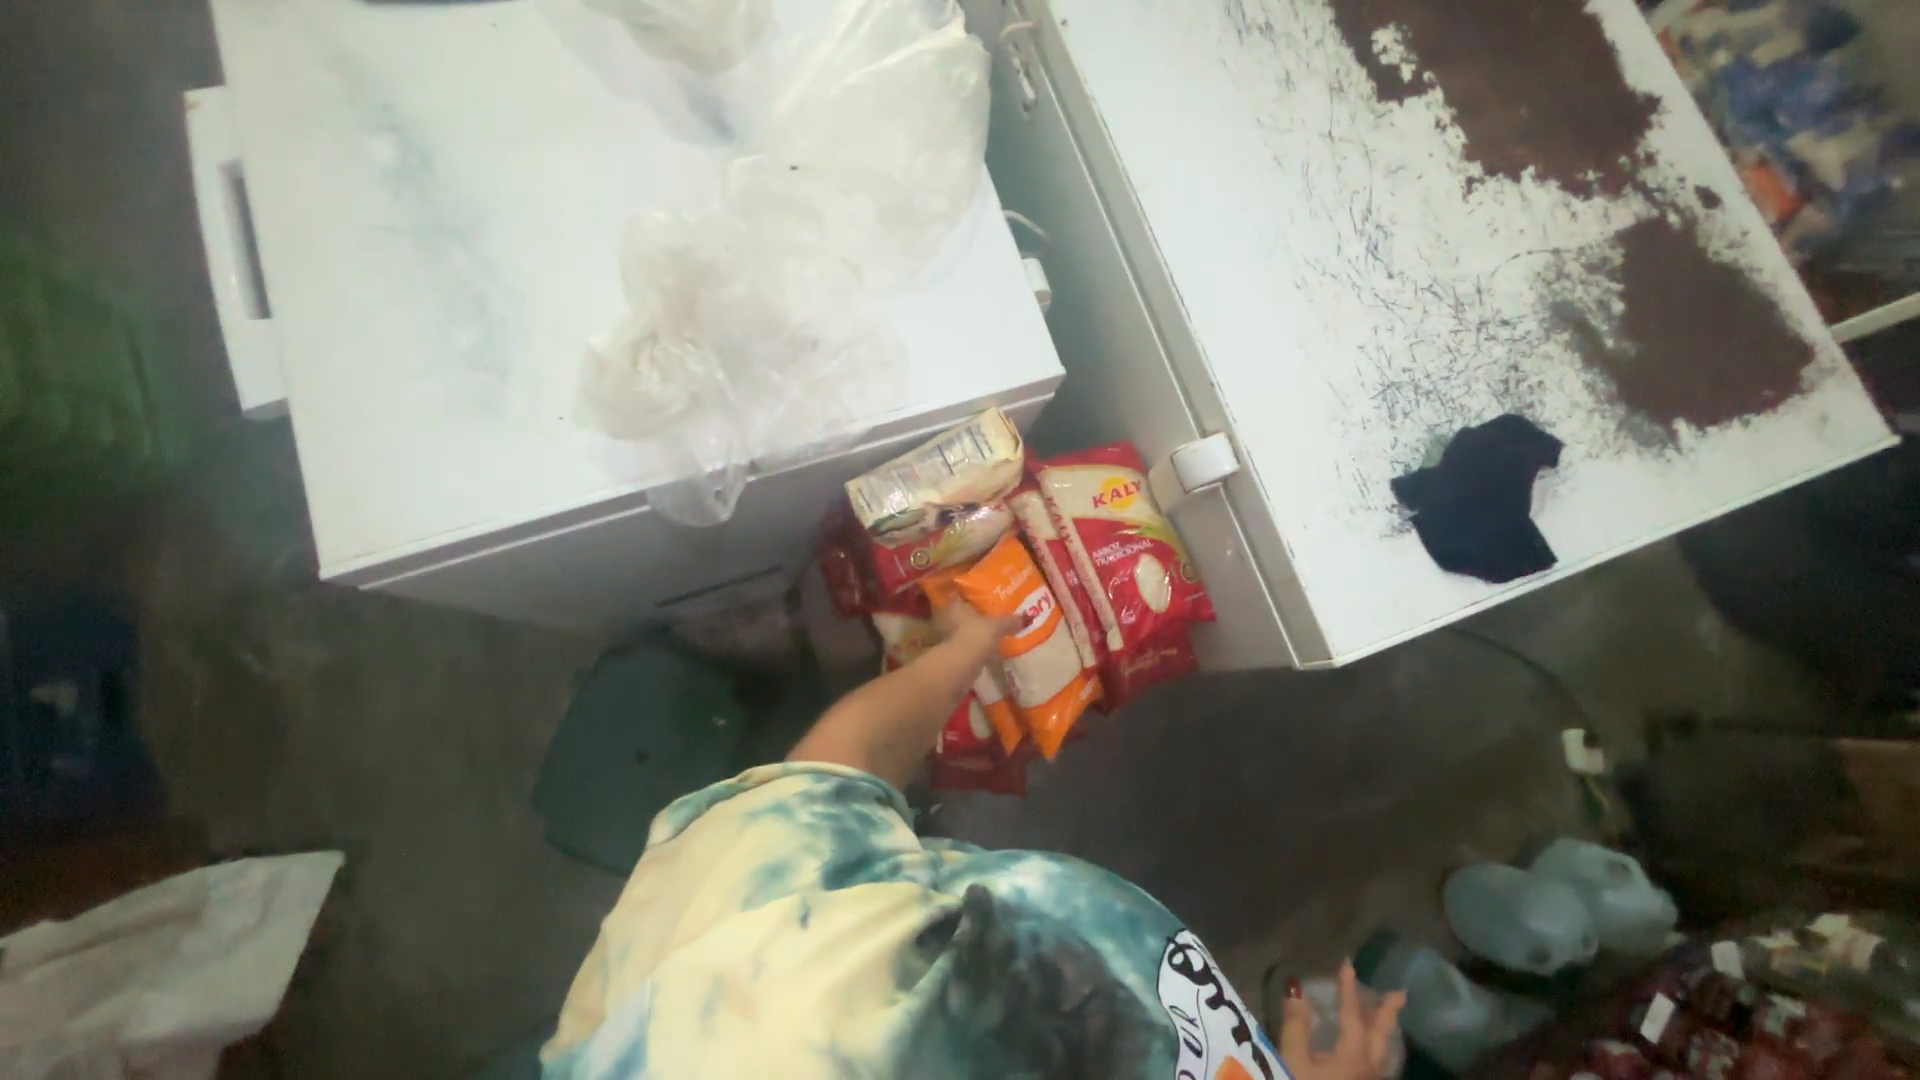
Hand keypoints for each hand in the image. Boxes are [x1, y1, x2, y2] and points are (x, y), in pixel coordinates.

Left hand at [932, 601, 1020, 649]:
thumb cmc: (975, 635)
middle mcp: (946, 619)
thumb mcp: (997, 626)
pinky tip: (985, 651)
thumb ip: (1009, 621)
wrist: (960, 665)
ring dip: (973, 634)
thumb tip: (1023, 618)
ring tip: (990, 636)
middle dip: (973, 618)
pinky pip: (964, 646)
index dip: (971, 597)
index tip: (984, 599)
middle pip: (961, 615)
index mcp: (955, 606)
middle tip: (990, 618)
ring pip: (962, 631)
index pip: (960, 596)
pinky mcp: (950, 653)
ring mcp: (946, 637)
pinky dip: (973, 648)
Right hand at [1279, 962, 1405, 1079]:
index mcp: (1352, 1057)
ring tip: (1384, 1019)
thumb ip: (1295, 1025)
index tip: (1348, 964)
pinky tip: (1369, 1054)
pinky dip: (1376, 1051)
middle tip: (1399, 993)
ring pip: (1383, 1055)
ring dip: (1383, 1033)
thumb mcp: (1292, 1059)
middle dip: (1388, 1013)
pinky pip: (1377, 1068)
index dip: (1349, 989)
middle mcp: (1369, 1072)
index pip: (1353, 1016)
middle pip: (1381, 1037)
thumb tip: (1297, 989)